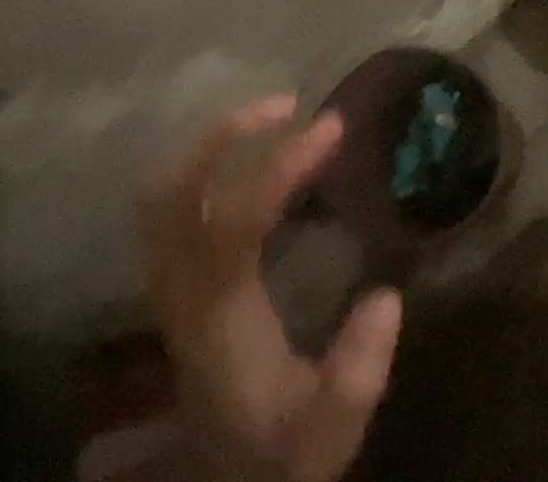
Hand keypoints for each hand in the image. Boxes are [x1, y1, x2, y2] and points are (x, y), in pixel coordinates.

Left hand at [138, 95, 402, 481]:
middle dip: (224, 135)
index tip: (332, 128)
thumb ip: (356, 372)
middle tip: (289, 103)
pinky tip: (253, 158)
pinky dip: (206, 166)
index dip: (278, 168)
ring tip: (273, 116)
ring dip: (210, 144)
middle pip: (170, 195)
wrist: (226, 477)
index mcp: (220, 319)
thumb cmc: (280, 449)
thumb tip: (387, 295)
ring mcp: (173, 286)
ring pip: (161, 197)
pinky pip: (172, 207)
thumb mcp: (330, 429)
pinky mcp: (181, 284)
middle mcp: (183, 293)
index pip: (234, 223)